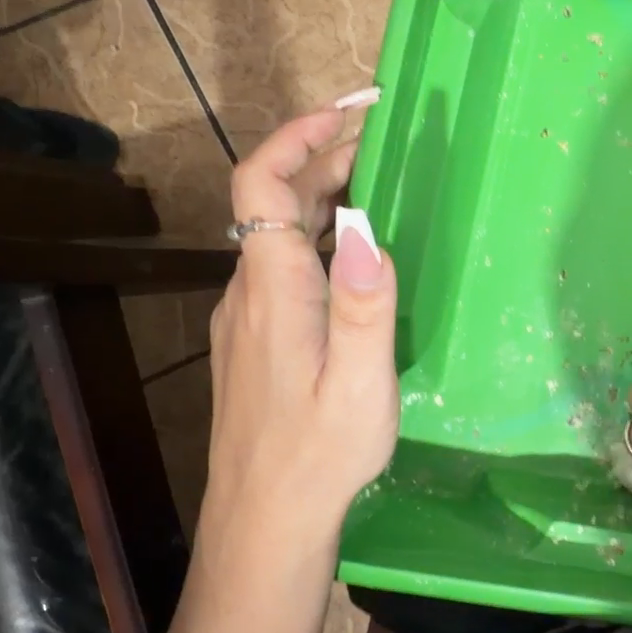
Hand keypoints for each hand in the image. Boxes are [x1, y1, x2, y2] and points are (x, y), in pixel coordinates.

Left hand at [204, 101, 399, 544]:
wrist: (265, 520)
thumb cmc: (319, 454)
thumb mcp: (359, 385)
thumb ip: (365, 307)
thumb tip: (368, 227)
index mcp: (274, 291)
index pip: (262, 183)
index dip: (298, 135)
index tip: (351, 112)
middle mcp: (249, 291)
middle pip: (271, 199)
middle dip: (324, 156)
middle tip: (385, 140)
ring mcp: (246, 315)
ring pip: (276, 231)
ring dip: (323, 193)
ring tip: (381, 181)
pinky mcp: (255, 337)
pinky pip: (283, 261)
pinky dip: (319, 232)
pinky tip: (358, 251)